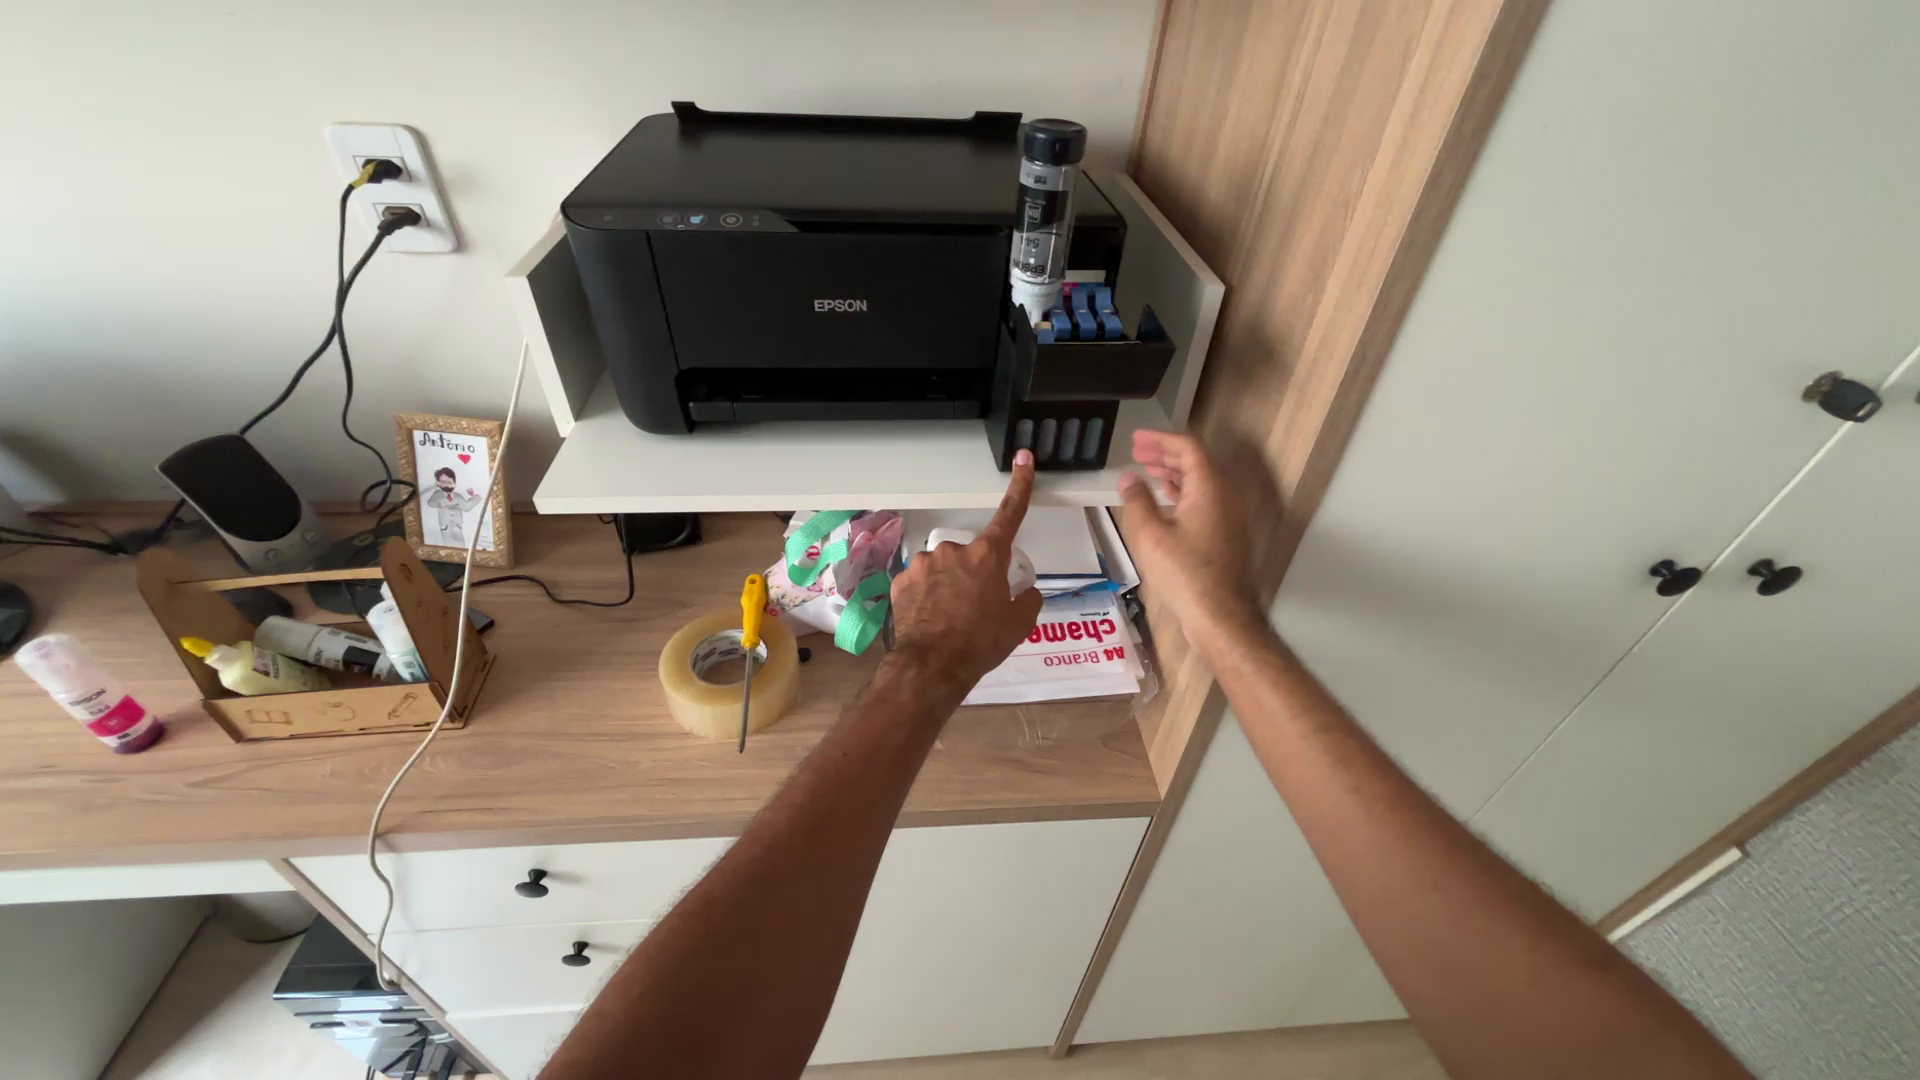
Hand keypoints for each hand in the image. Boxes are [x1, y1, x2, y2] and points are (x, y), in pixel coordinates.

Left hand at [889, 451, 1045, 695]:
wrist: (933, 666)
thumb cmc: (982, 642)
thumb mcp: (1018, 624)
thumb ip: (1027, 599)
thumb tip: (1026, 590)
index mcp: (987, 556)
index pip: (1010, 514)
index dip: (1020, 486)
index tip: (1022, 458)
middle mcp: (953, 552)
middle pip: (970, 557)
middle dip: (972, 575)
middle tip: (975, 608)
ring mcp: (923, 564)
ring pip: (942, 569)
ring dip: (946, 585)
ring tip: (949, 619)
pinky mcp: (901, 580)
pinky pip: (920, 582)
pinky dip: (925, 596)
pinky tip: (929, 619)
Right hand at [1117, 430, 1261, 652]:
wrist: (1220, 615)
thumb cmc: (1184, 573)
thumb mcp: (1150, 535)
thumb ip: (1138, 501)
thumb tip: (1129, 480)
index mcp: (1209, 488)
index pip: (1188, 448)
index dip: (1161, 439)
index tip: (1136, 439)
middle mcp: (1225, 496)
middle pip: (1197, 462)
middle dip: (1166, 454)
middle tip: (1138, 453)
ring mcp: (1229, 517)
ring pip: (1201, 483)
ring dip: (1174, 474)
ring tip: (1147, 473)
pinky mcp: (1226, 535)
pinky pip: (1204, 501)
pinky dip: (1182, 493)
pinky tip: (1164, 503)